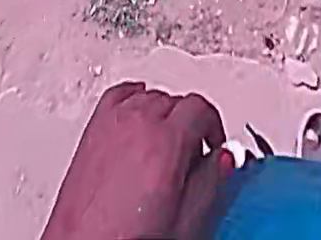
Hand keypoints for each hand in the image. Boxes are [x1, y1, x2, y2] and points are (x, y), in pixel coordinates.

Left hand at [40, 82, 231, 239]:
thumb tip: (224, 158)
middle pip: (176, 102)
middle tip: (194, 153)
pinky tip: (138, 109)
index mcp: (166, 141)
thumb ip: (209, 183)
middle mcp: (140, 121)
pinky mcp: (96, 123)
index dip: (213, 125)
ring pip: (150, 95)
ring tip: (168, 143)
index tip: (215, 144)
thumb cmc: (126, 238)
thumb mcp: (185, 221)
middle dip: (189, 124)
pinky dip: (133, 97)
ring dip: (163, 113)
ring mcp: (115, 119)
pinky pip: (119, 94)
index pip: (200, 107)